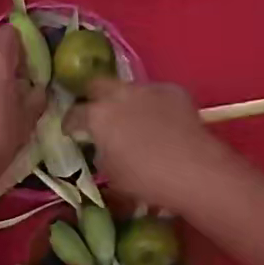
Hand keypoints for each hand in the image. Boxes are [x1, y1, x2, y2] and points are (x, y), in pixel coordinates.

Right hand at [65, 79, 234, 208]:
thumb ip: (100, 152)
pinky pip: (153, 93)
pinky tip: (157, 120)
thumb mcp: (109, 172)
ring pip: (127, 88)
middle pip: (97, 85)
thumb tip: (102, 146)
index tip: (71, 132)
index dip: (69, 124)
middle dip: (93, 98)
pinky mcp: (174, 91)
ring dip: (123, 100)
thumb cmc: (144, 179)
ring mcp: (148, 89)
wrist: (194, 171)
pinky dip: (150, 104)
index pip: (73, 114)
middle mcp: (119, 94)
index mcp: (97, 116)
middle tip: (96, 115)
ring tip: (130, 119)